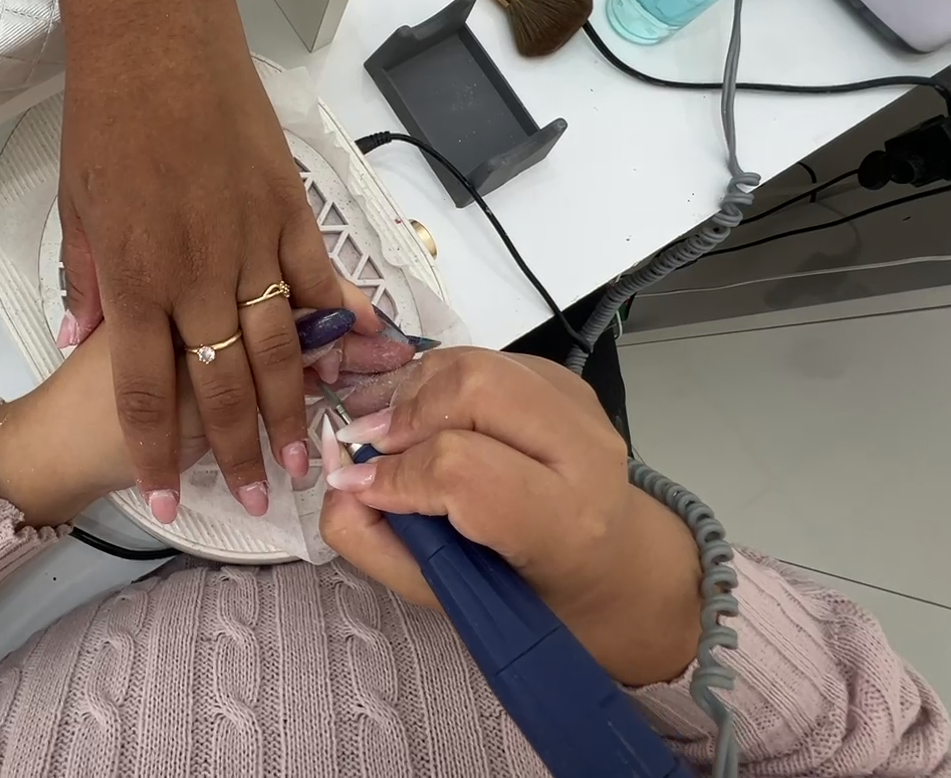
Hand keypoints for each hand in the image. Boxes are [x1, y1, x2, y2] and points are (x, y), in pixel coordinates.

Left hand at [56, 0, 370, 524]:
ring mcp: (252, 241)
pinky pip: (321, 277)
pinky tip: (367, 355)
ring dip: (295, 406)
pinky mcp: (289, 207)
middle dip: (237, 450)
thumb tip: (81, 342)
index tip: (162, 502)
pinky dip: (345, 319)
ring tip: (310, 457)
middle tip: (255, 500)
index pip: (147, 392)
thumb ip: (84, 282)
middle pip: (222, 384)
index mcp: (135, 278)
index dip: (156, 455)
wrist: (157, 38)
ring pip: (280, 345)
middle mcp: (197, 274)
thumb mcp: (74, 204)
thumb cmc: (104, 117)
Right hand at [319, 349, 701, 685]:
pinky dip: (429, 379)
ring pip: (468, 362)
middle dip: (402, 413)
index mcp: (566, 521)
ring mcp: (575, 402)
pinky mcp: (559, 376)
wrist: (613, 560)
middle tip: (366, 442)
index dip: (397, 475)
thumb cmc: (531, 589)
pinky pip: (474, 357)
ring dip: (409, 389)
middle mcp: (585, 449)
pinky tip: (416, 412)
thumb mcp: (446, 593)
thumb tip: (337, 482)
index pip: (464, 472)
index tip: (356, 484)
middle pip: (473, 390)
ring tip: (383, 424)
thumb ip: (376, 544)